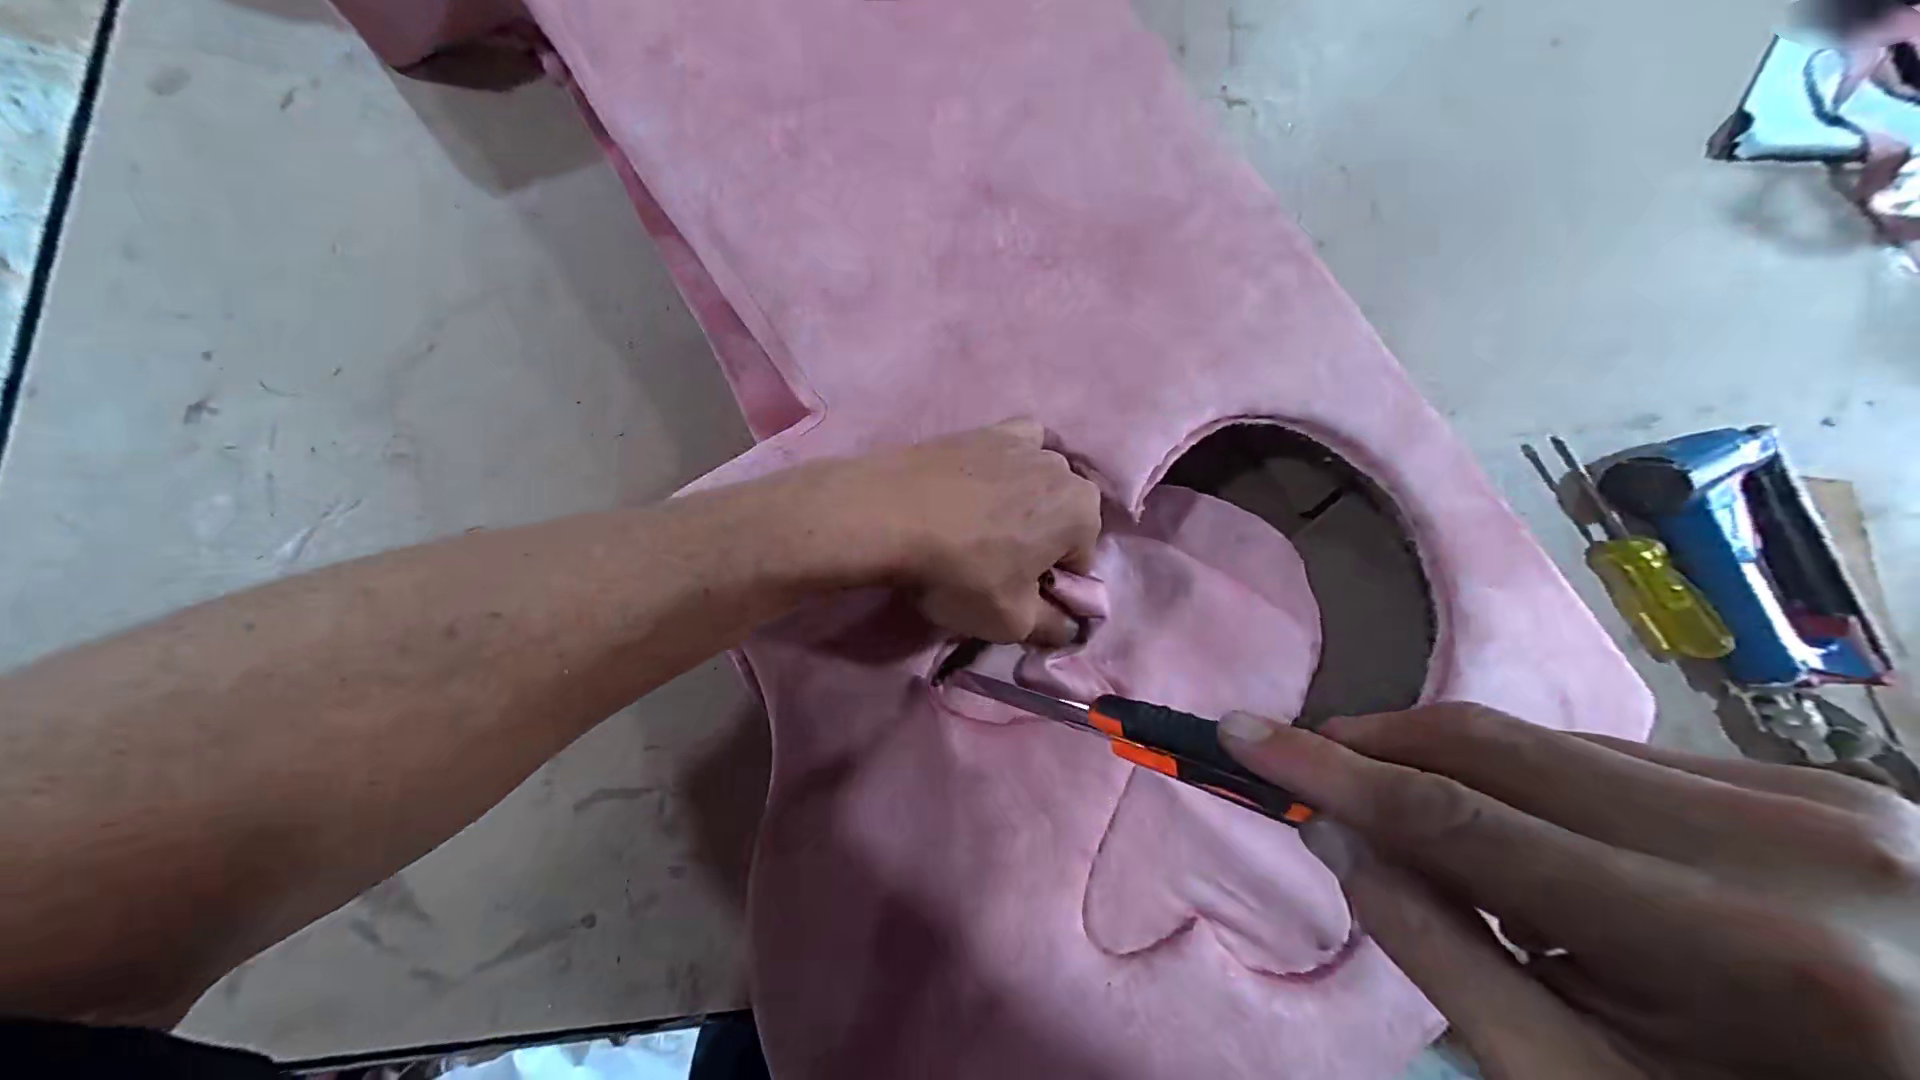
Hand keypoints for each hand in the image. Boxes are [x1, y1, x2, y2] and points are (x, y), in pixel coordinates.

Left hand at [812, 419, 1101, 644]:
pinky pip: (1010, 449)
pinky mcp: (982, 428)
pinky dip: (1004, 464)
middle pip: (1060, 518)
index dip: (1049, 585)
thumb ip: (1054, 628)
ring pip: (1036, 484)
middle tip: (992, 562)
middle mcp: (1062, 468)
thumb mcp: (1011, 622)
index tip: (1014, 592)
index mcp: (1082, 512)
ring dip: (1021, 504)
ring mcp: (1021, 441)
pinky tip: (977, 482)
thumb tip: (1070, 626)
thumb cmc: (959, 572)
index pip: (1078, 562)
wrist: (885, 514)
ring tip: (977, 524)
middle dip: (1039, 541)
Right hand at [1218, 703, 1919, 1079]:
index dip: (1332, 770)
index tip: (1243, 731)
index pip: (1463, 819)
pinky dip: (1539, 781)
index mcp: (1746, 956)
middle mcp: (1795, 845)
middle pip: (1502, 748)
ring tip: (1437, 831)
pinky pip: (1616, 755)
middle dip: (1380, 747)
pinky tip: (1542, 841)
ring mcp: (1827, 800)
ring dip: (1458, 770)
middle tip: (1309, 760)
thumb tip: (1336, 831)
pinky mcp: (1827, 785)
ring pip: (1554, 744)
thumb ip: (1438, 952)